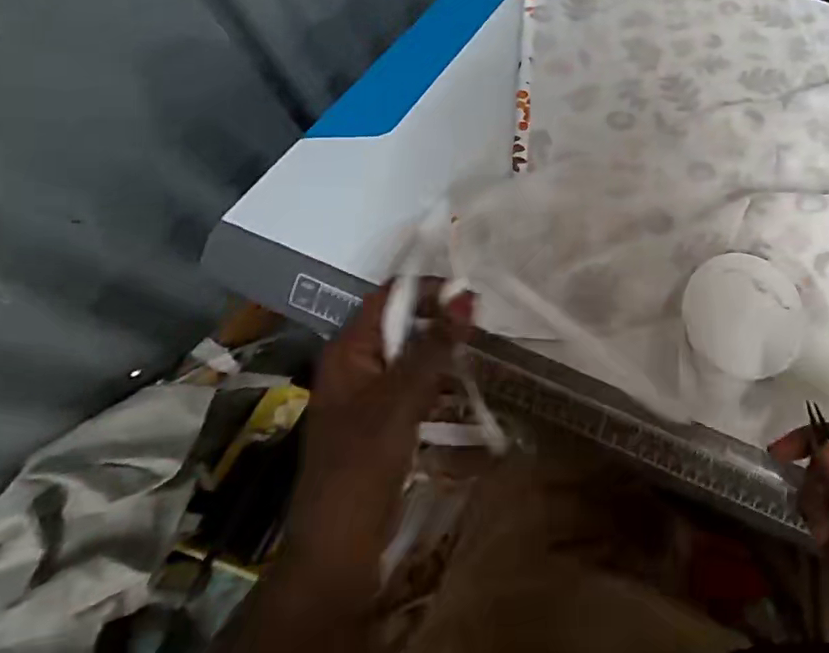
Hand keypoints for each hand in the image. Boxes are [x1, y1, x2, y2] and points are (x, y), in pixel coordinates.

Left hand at [225, 282, 470, 652]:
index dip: (428, 288)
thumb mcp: (402, 398)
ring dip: (447, 349)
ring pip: (414, 353)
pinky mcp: (385, 417)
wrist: (340, 541)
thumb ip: (436, 346)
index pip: (389, 297)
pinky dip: (444, 377)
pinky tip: (472, 385)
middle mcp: (356, 364)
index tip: (473, 293)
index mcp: (348, 351)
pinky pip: (418, 382)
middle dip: (443, 318)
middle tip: (486, 322)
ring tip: (488, 350)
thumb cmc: (363, 462)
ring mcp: (369, 392)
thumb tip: (468, 295)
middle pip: (403, 322)